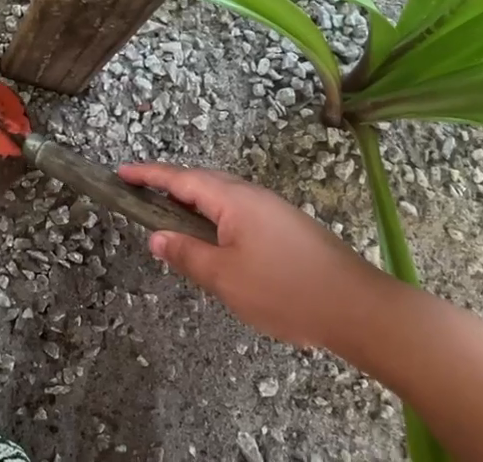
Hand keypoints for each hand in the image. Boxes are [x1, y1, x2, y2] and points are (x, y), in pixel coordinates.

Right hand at [119, 163, 393, 349]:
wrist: (360, 309)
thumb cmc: (286, 290)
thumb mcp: (225, 278)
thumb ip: (187, 255)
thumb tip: (156, 237)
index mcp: (232, 199)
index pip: (180, 178)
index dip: (148, 174)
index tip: (121, 172)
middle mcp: (252, 195)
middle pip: (202, 181)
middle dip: (169, 184)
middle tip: (142, 194)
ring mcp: (274, 210)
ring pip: (223, 196)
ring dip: (194, 201)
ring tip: (173, 219)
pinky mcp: (288, 228)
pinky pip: (240, 210)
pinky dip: (216, 215)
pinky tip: (217, 241)